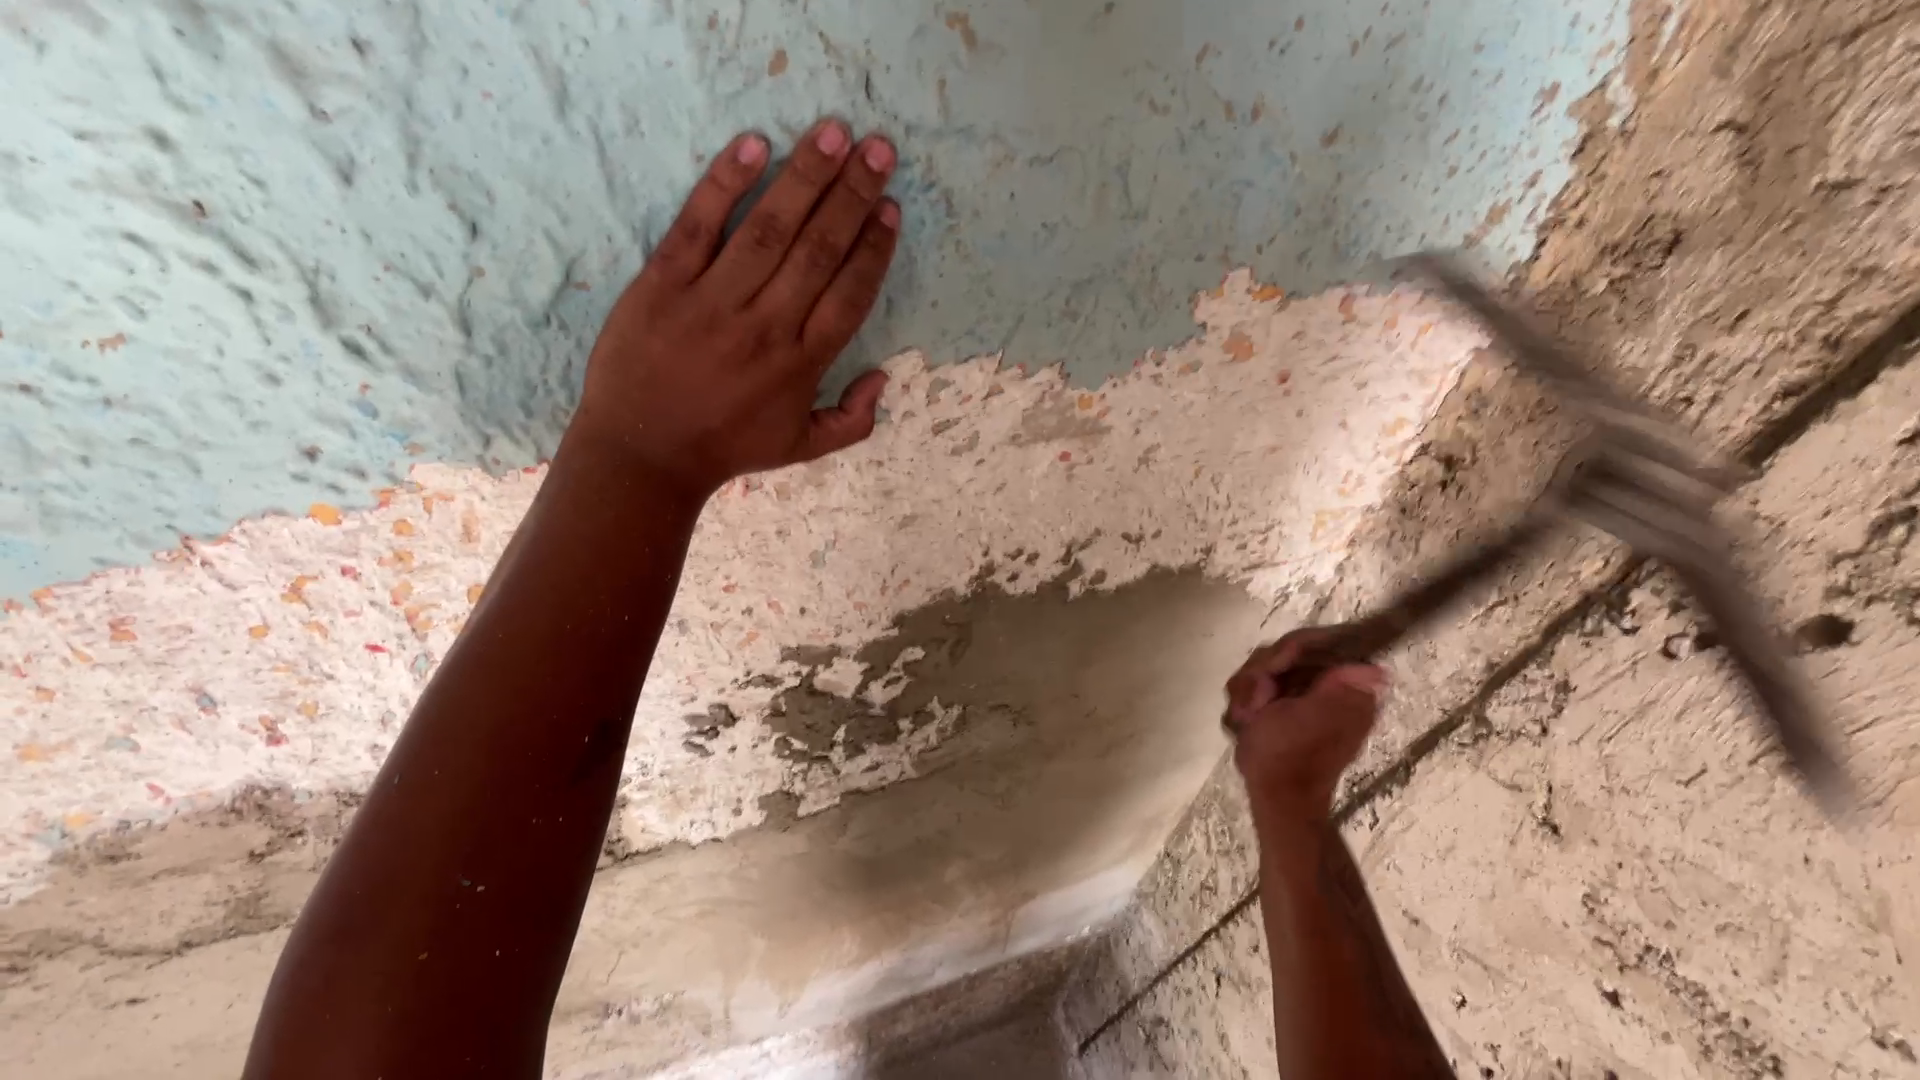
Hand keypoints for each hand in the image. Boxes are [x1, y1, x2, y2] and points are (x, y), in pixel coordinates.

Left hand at [566, 118, 902, 499]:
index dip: (874, 248)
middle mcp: (765, 327)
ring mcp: (712, 302)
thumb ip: (852, 421)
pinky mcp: (663, 284)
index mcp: (802, 364)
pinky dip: (725, 183)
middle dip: (853, 195)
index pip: (850, 294)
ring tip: (834, 133)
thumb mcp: (801, 449)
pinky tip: (754, 145)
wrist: (642, 454)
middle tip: (878, 148)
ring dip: (805, 176)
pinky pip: (698, 225)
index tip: (891, 208)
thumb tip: (883, 376)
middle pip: (819, 250)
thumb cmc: (725, 447)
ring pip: (769, 229)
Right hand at [1225, 628, 1386, 827]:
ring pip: (1264, 668)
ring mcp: (1304, 695)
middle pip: (1283, 652)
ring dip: (1248, 691)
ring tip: (1247, 718)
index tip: (1270, 674)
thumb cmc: (1288, 758)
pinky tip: (1246, 722)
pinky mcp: (1284, 705)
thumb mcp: (1312, 719)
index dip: (1287, 652)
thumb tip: (1377, 670)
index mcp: (1345, 686)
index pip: (1317, 641)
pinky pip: (1256, 685)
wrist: (1275, 798)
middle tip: (1255, 704)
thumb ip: (1338, 687)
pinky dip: (1246, 703)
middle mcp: (1329, 685)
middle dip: (1260, 676)